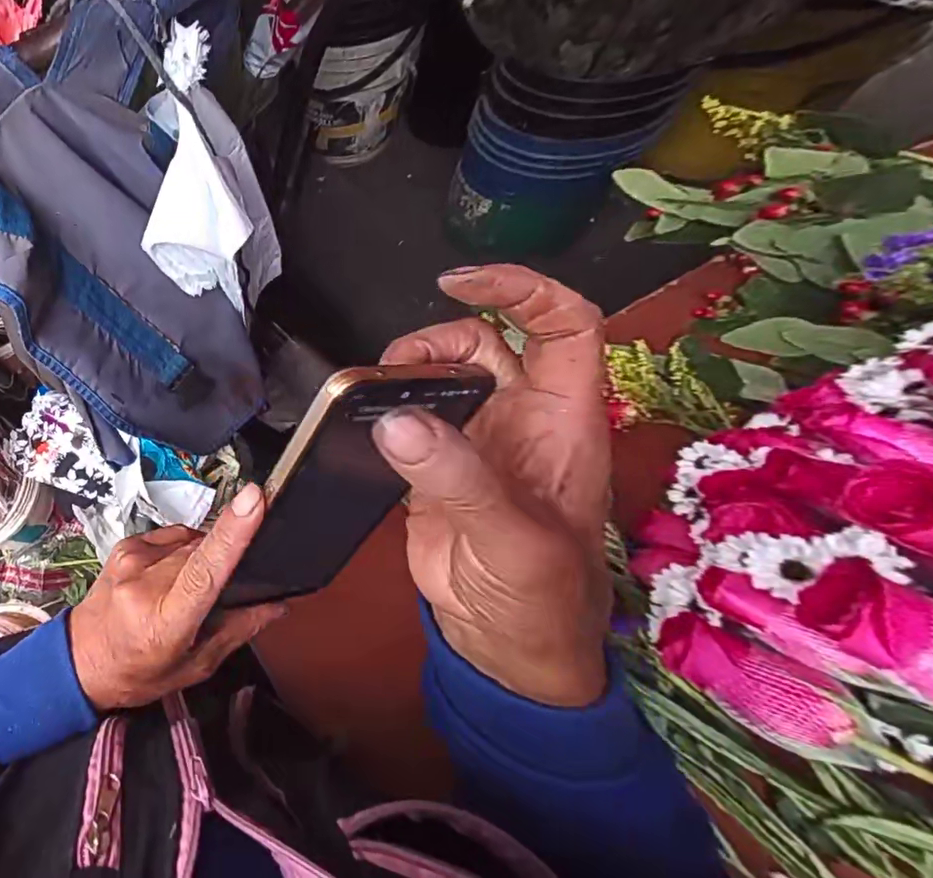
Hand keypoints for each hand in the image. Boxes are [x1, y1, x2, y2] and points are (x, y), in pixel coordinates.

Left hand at [68, 485, 287, 711]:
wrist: (79, 660)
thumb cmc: (137, 671)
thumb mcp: (194, 666)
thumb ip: (239, 630)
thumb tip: (277, 603)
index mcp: (165, 621)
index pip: (205, 568)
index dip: (233, 531)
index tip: (254, 499)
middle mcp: (145, 585)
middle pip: (204, 552)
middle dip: (219, 563)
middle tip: (210, 595)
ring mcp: (132, 560)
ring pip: (190, 541)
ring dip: (198, 557)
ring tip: (181, 589)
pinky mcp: (126, 545)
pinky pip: (172, 535)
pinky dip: (180, 550)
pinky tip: (167, 574)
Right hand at [374, 265, 613, 706]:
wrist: (506, 648)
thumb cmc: (542, 598)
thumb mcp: (513, 538)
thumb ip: (457, 477)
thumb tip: (397, 421)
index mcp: (564, 420)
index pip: (565, 325)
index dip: (524, 288)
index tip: (465, 282)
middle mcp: (522, 418)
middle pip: (486, 341)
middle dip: (439, 337)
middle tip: (397, 368)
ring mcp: (477, 439)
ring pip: (441, 373)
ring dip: (406, 372)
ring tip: (376, 396)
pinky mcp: (438, 463)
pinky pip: (409, 414)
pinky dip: (385, 408)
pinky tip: (367, 421)